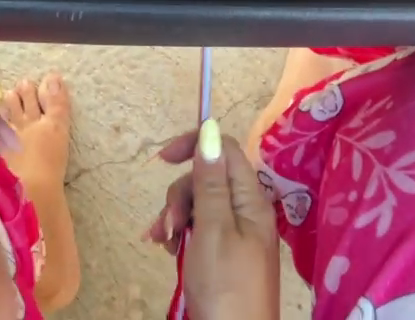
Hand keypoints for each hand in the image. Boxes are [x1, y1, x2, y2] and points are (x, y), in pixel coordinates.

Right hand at [146, 120, 280, 319]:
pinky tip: (167, 249)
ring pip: (198, 203)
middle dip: (180, 194)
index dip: (195, 145)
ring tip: (164, 242)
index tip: (163, 159)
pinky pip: (198, 228)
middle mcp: (246, 212)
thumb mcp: (212, 229)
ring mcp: (235, 235)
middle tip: (169, 223)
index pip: (225, 150)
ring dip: (176, 216)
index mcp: (251, 201)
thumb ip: (210, 180)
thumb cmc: (224, 288)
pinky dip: (180, 233)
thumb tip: (211, 127)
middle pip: (207, 177)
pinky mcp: (222, 256)